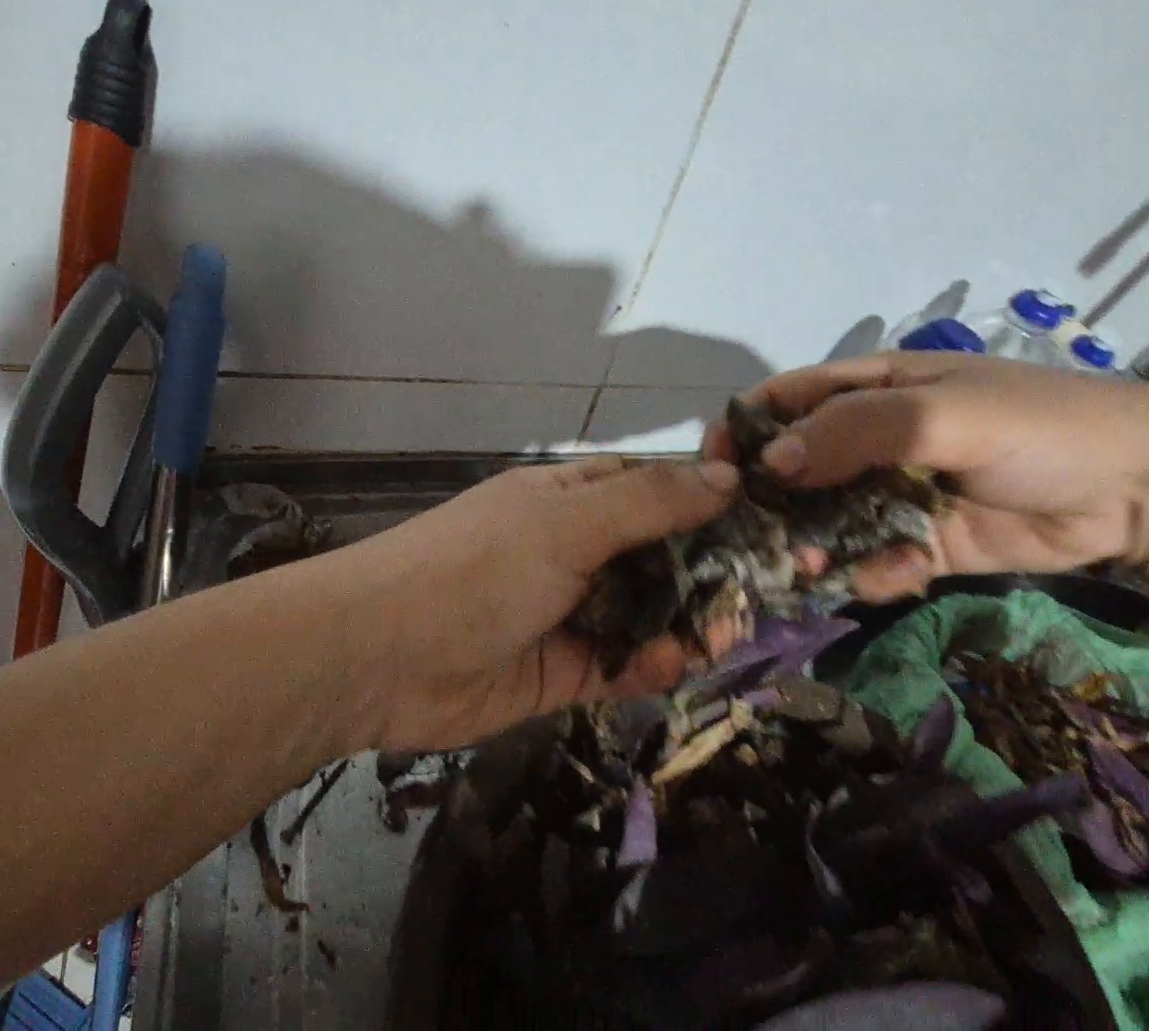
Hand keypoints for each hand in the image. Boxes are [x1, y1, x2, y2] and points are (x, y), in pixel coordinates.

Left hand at [338, 456, 739, 751]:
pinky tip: (673, 663)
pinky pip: (619, 665)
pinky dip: (649, 665)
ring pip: (645, 616)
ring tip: (724, 636)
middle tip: (762, 594)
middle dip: (707, 574)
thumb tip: (727, 475)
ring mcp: (566, 613)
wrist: (380, 657)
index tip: (767, 520)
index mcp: (568, 500)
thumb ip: (648, 503)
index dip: (705, 501)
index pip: (652, 489)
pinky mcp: (560, 672)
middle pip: (657, 558)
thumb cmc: (476, 569)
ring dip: (685, 624)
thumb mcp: (565, 523)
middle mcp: (572, 552)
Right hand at [705, 354, 1148, 601]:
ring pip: (826, 522)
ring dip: (814, 547)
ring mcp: (894, 496)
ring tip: (818, 569)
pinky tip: (893, 577)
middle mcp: (872, 443)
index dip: (743, 427)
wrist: (1142, 490)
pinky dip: (872, 574)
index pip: (786, 400)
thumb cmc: (1040, 425)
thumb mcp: (944, 412)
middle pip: (795, 469)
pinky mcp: (920, 545)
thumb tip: (770, 463)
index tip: (712, 467)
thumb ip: (857, 431)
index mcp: (872, 390)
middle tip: (754, 537)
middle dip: (771, 502)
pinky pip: (873, 562)